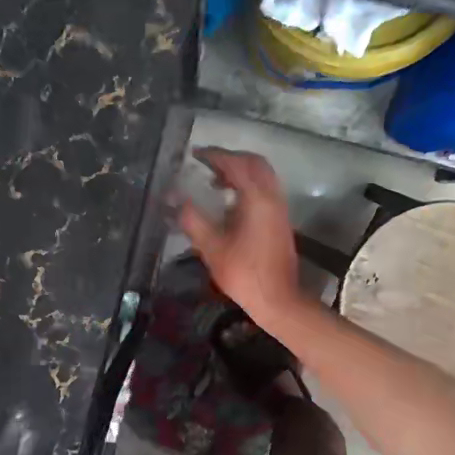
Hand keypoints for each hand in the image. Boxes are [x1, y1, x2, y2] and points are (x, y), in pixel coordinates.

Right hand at [177, 148, 306, 324]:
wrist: (278, 299)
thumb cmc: (243, 274)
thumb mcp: (211, 247)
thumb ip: (192, 219)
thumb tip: (173, 199)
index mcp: (257, 198)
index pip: (236, 164)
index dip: (214, 155)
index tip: (195, 155)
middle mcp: (272, 197)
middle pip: (254, 163)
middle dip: (230, 159)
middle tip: (206, 164)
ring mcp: (279, 208)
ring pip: (262, 176)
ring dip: (240, 172)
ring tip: (214, 181)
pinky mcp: (280, 220)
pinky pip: (265, 190)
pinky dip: (248, 186)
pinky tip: (229, 202)